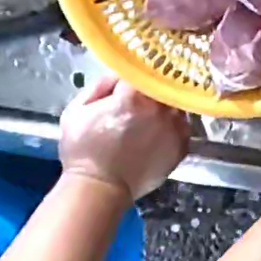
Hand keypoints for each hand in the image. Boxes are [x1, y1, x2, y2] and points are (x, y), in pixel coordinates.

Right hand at [58, 74, 189, 199]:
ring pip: (175, 103)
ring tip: (151, 117)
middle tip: (141, 99)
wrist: (100, 189)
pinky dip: (173, 124)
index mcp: (133, 96)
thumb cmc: (84, 150)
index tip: (130, 83)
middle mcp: (159, 108)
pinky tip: (160, 131)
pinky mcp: (182, 145)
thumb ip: (100, 84)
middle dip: (152, 89)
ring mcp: (174, 127)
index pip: (142, 71)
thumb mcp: (77, 110)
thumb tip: (119, 74)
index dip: (135, 76)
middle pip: (162, 85)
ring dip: (165, 106)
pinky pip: (183, 124)